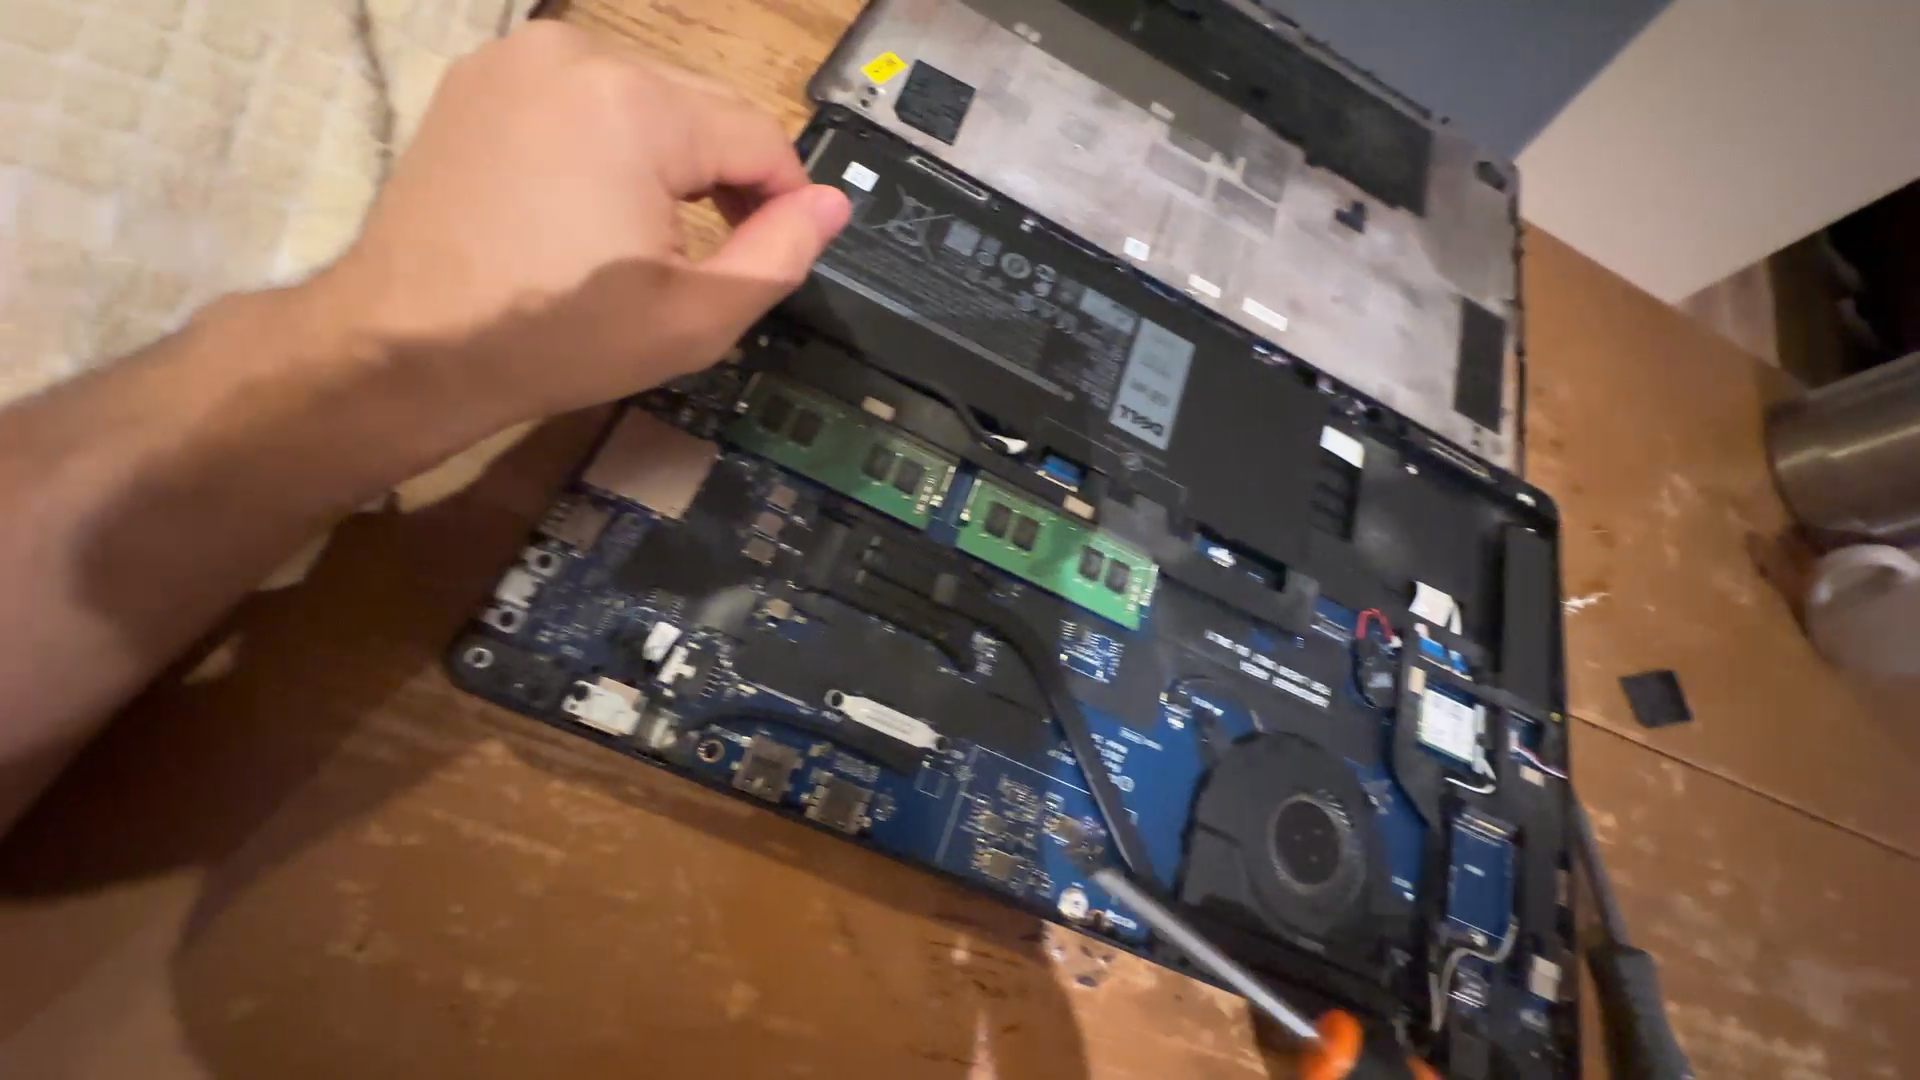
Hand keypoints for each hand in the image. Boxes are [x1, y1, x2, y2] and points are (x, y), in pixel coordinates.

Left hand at [312, 22, 850, 433]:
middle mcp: (579, 51)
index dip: (789, 200)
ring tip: (662, 236)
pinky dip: (620, 145)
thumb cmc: (567, 338)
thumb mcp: (698, 316)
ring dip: (680, 161)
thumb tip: (835, 204)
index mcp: (637, 106)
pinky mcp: (483, 78)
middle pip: (708, 108)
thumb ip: (779, 254)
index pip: (761, 136)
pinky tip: (603, 205)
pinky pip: (591, 100)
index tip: (777, 255)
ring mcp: (520, 56)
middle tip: (720, 254)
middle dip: (733, 178)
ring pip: (653, 100)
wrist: (413, 345)